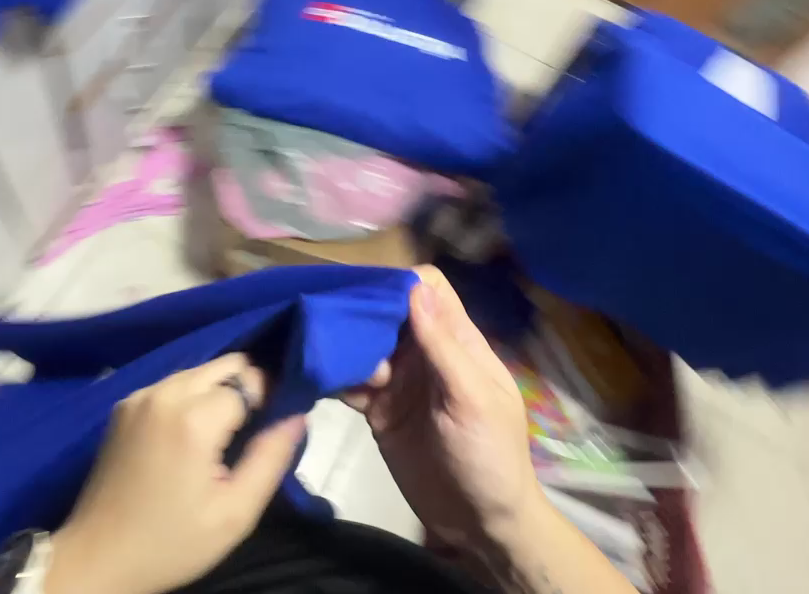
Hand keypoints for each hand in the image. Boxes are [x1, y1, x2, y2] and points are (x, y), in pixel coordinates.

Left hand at [46, 354, 304, 593]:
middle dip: (244, 388)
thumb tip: (297, 415)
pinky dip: (190, 396)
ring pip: (199, 370)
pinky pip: (172, 383)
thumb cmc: (170, 542)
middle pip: (224, 365)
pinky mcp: (124, 402)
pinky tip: (188, 434)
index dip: (266, 402)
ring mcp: (140, 394)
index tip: (267, 431)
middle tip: (248, 431)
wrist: (97, 558)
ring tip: (220, 434)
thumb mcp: (234, 514)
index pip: (249, 382)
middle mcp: (165, 392)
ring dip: (217, 391)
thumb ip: (271, 459)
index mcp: (193, 418)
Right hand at [343, 265, 545, 552]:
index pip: (428, 288)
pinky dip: (335, 375)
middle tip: (339, 325)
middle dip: (363, 310)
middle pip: (389, 309)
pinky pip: (351, 380)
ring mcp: (399, 379)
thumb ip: (443, 345)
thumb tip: (414, 287)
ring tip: (335, 359)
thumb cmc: (490, 456)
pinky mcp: (378, 408)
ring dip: (347, 344)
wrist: (480, 526)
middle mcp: (424, 351)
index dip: (401, 282)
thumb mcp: (472, 399)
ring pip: (366, 341)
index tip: (372, 292)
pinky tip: (318, 375)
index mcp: (456, 340)